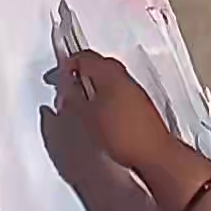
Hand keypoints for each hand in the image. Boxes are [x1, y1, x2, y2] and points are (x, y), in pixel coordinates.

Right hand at [55, 50, 178, 174]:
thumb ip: (73, 97)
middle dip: (78, 76)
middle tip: (66, 94)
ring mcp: (132, 88)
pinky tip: (97, 115)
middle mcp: (122, 75)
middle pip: (95, 66)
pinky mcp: (138, 103)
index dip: (67, 66)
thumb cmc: (119, 132)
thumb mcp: (87, 116)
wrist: (154, 154)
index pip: (84, 57)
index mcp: (109, 71)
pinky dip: (102, 97)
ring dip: (90, 88)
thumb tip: (65, 86)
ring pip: (105, 79)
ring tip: (79, 107)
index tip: (56, 81)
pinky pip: (115, 91)